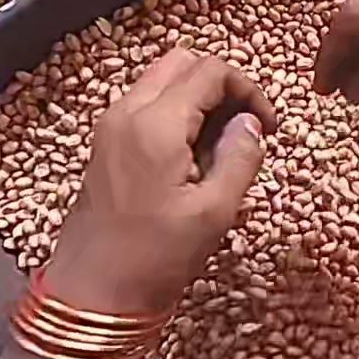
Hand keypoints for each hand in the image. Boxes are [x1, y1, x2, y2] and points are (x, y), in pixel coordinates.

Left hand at [43, 48, 276, 315]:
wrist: (91, 295)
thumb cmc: (155, 258)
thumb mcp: (214, 212)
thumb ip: (240, 157)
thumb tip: (250, 123)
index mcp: (155, 123)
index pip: (211, 71)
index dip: (249, 91)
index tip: (267, 128)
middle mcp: (127, 111)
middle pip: (183, 63)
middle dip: (223, 86)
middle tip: (245, 127)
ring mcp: (110, 126)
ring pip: (163, 81)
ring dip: (199, 99)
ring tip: (222, 147)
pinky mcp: (105, 144)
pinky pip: (147, 106)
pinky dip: (177, 114)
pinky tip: (193, 157)